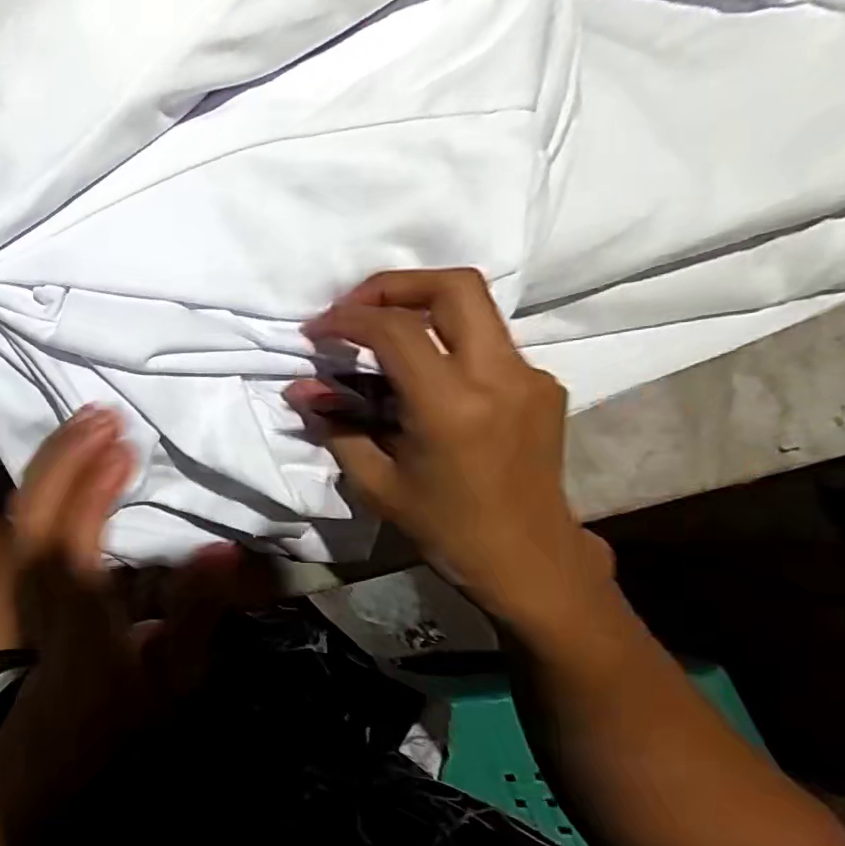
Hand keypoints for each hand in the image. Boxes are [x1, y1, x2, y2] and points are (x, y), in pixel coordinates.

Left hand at [0, 407, 262, 783]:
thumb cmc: (120, 713)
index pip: (73, 536)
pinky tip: (65, 456)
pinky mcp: (21, 579)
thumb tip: (221, 548)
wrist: (54, 748)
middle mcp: (40, 588)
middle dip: (66, 455)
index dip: (94, 487)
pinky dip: (42, 478)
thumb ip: (196, 611)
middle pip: (34, 510)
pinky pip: (23, 516)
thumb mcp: (174, 674)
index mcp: (78, 610)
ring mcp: (23, 583)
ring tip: (87, 421)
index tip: (125, 446)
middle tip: (104, 414)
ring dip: (52, 459)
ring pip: (21, 509)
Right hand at [287, 269, 614, 630]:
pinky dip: (450, 341)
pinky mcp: (543, 384)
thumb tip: (300, 389)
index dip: (349, 319)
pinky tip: (428, 377)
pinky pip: (489, 342)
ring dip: (423, 306)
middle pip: (453, 285)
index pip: (396, 329)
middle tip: (357, 309)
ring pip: (476, 306)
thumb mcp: (377, 484)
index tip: (318, 331)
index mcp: (452, 407)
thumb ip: (337, 427)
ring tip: (383, 336)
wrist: (528, 560)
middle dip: (394, 285)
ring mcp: (530, 376)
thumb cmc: (445, 529)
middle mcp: (499, 377)